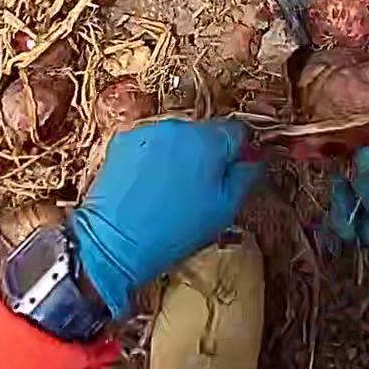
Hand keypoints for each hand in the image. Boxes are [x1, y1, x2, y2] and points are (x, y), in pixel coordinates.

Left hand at [71, 119, 258, 314]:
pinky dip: (154, 156)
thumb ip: (247, 176)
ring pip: (179, 136)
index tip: (232, 171)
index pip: (238, 130)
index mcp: (209, 140)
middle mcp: (180, 126)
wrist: (112, 242)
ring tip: (170, 188)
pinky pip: (152, 142)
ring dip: (181, 153)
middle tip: (199, 187)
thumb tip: (256, 158)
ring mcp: (150, 130)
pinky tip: (148, 184)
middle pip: (207, 132)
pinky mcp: (125, 139)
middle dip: (208, 153)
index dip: (239, 151)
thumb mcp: (224, 209)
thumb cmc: (175, 229)